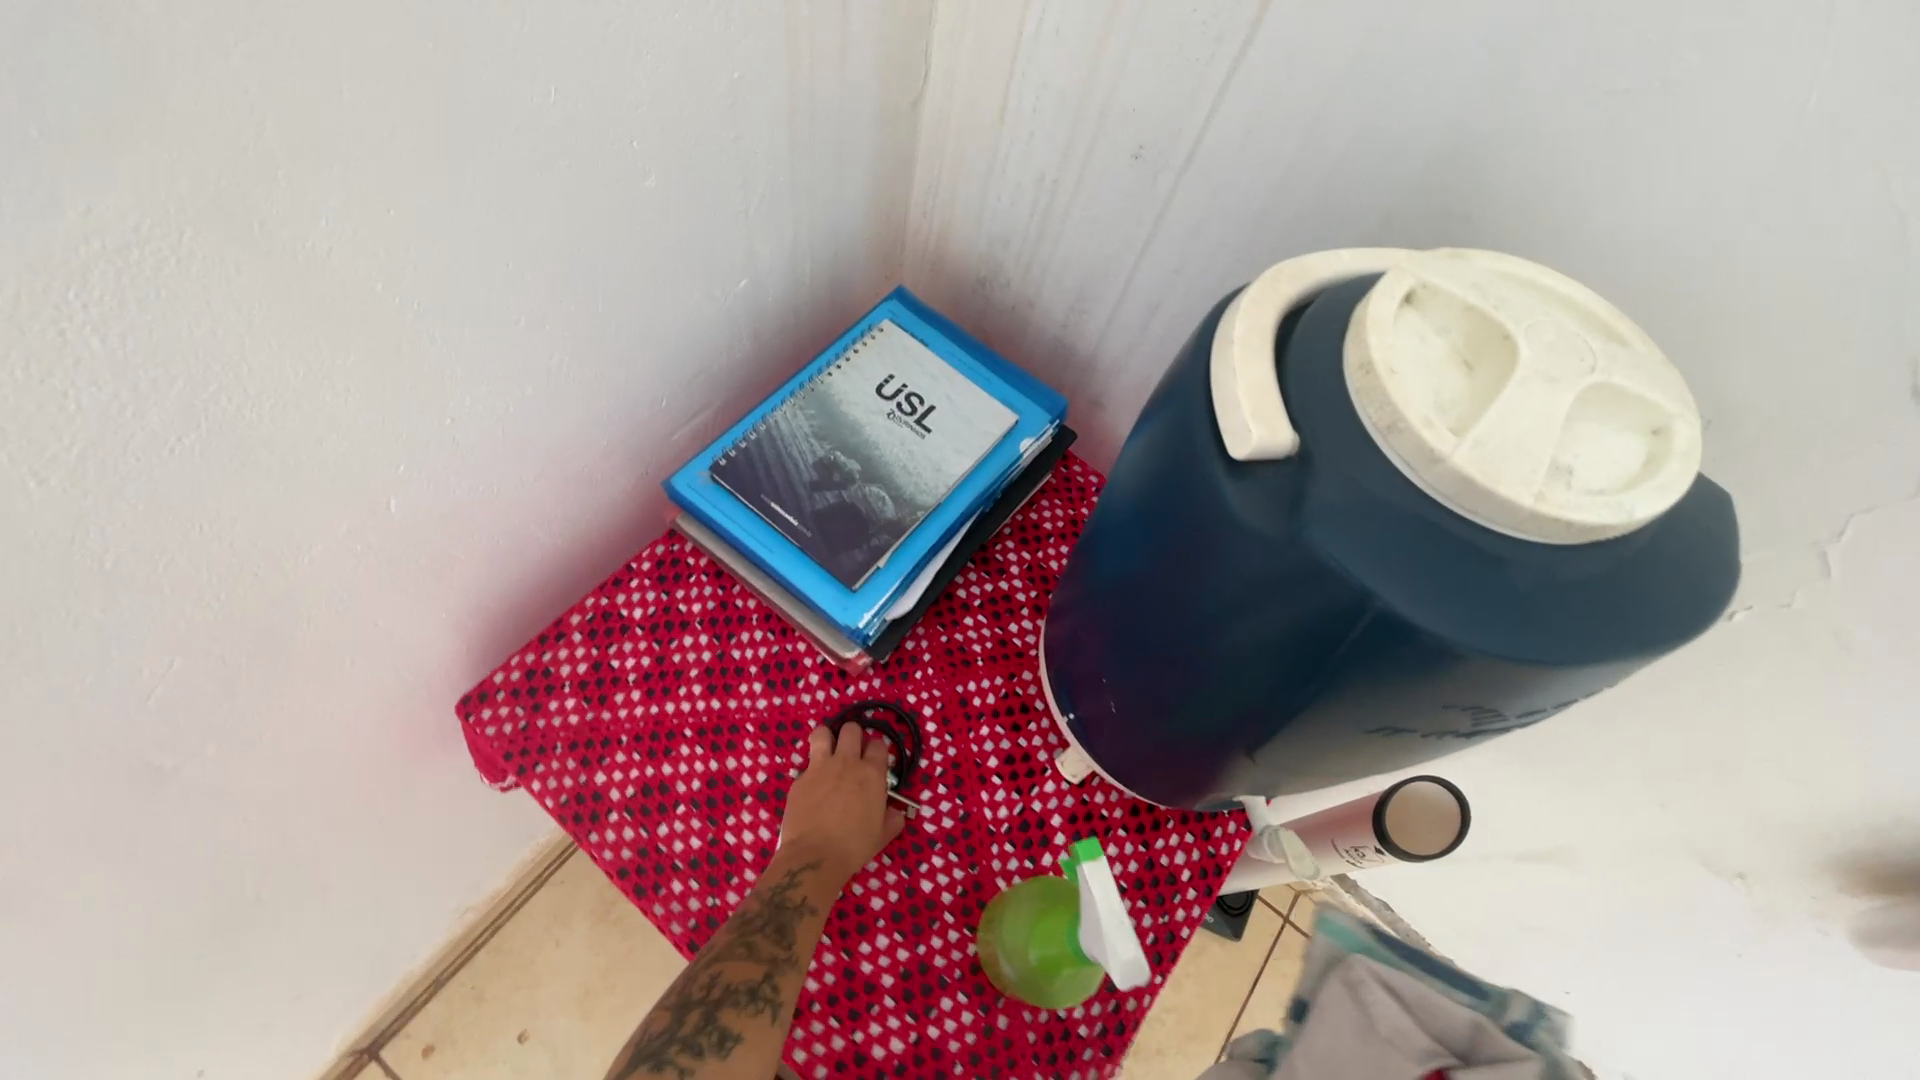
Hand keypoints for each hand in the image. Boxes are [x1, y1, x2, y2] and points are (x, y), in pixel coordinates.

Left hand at [780, 724, 907, 885]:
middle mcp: (846, 762)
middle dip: (854, 737)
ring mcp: (820, 768)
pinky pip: (806, 765)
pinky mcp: (799, 779)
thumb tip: (896, 813)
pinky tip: (812, 789)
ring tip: (828, 753)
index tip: (874, 763)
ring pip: (822, 733)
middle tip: (852, 754)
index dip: (877, 751)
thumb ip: (892, 820)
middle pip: (851, 729)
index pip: (878, 744)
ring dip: (827, 739)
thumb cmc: (853, 846)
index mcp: (871, 773)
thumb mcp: (882, 835)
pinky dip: (811, 772)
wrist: (814, 856)